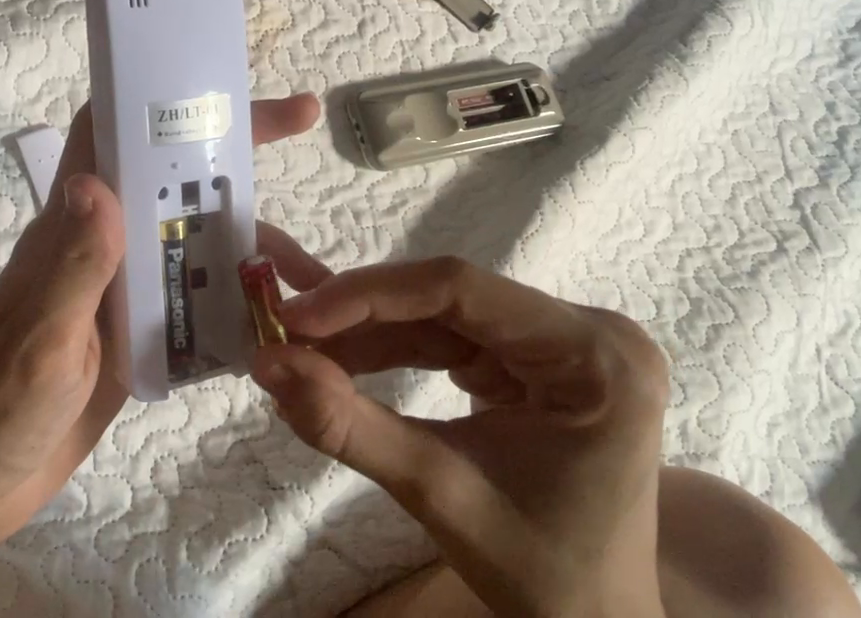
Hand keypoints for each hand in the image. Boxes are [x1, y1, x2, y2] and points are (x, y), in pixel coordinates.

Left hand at [0, 93, 321, 551]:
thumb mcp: (36, 343)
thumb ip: (70, 268)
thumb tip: (97, 182)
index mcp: (65, 231)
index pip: (107, 137)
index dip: (158, 99)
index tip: (223, 86)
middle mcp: (97, 245)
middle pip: (167, 179)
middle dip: (232, 152)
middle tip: (302, 126)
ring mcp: (119, 290)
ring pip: (192, 240)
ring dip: (251, 242)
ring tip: (315, 275)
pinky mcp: (136, 333)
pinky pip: (194, 298)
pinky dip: (238, 299)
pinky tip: (281, 320)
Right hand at [252, 247, 669, 617]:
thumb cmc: (538, 569)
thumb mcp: (438, 493)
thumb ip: (348, 424)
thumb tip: (266, 362)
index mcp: (594, 356)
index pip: (461, 291)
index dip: (368, 294)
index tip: (293, 317)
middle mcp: (581, 332)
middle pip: (442, 299)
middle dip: (355, 313)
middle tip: (279, 326)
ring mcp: (552, 344)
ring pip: (432, 315)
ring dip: (359, 330)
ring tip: (291, 340)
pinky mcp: (523, 362)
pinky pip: (440, 338)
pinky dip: (382, 348)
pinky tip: (329, 350)